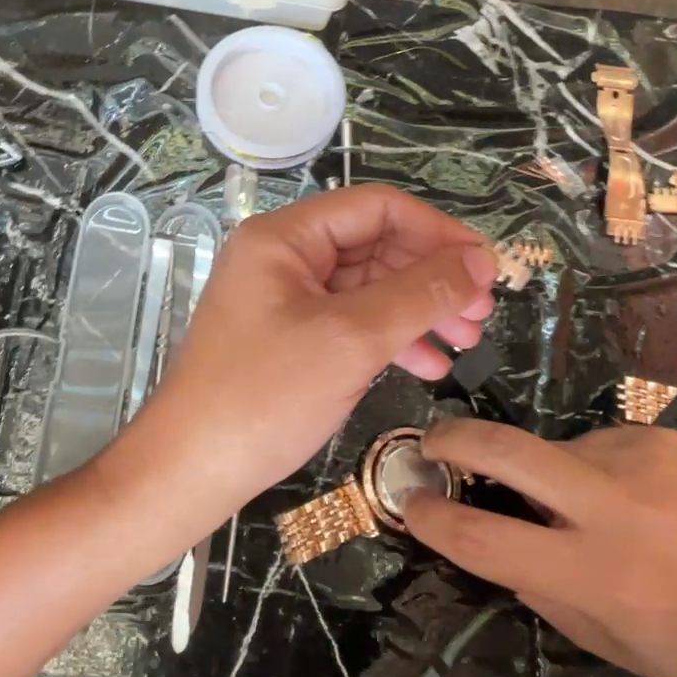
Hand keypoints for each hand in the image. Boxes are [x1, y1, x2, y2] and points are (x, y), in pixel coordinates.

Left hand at [99, 184, 498, 516]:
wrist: (192, 469)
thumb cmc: (266, 395)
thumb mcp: (351, 339)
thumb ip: (419, 294)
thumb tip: (479, 260)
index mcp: (284, 237)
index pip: (374, 208)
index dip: (436, 230)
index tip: (485, 265)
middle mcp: (282, 257)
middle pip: (373, 245)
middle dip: (431, 276)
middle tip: (482, 311)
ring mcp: (283, 298)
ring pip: (366, 287)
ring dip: (418, 309)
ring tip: (466, 340)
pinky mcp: (288, 337)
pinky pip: (349, 321)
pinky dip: (389, 337)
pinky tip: (427, 364)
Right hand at [406, 420, 676, 676]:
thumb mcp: (621, 644)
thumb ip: (547, 590)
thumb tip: (494, 540)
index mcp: (600, 576)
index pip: (483, 535)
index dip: (433, 517)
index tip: (412, 504)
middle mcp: (615, 506)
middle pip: (502, 447)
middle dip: (452, 439)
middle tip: (432, 444)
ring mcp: (646, 460)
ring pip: (559, 448)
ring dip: (552, 472)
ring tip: (601, 512)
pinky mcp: (672, 437)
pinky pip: (606, 444)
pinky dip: (601, 468)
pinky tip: (647, 501)